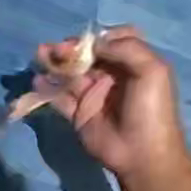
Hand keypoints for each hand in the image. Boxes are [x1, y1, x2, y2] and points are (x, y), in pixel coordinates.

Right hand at [33, 25, 189, 178]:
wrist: (141, 152)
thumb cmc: (151, 109)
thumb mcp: (152, 71)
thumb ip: (126, 49)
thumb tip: (93, 44)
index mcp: (131, 64)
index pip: (112, 41)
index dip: (97, 38)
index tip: (86, 43)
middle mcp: (111, 77)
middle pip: (86, 56)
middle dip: (69, 49)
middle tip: (54, 49)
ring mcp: (92, 96)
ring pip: (70, 75)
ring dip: (54, 64)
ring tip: (39, 56)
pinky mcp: (78, 114)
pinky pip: (59, 98)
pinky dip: (47, 88)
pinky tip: (38, 81)